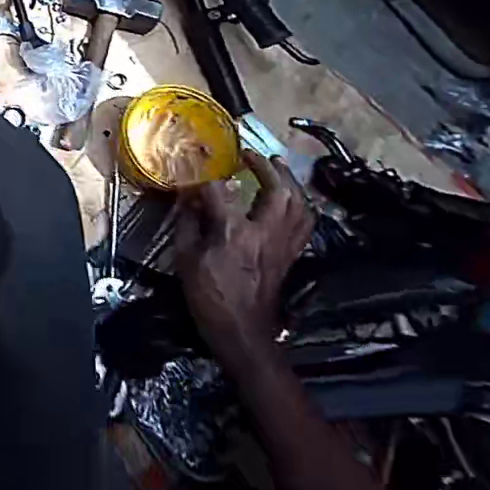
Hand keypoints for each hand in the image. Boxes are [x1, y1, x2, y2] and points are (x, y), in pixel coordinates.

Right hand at [173, 150, 313, 355]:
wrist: (242, 334)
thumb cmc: (209, 296)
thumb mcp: (185, 257)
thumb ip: (188, 221)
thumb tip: (189, 196)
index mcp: (235, 233)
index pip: (221, 191)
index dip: (204, 178)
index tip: (193, 170)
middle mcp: (266, 235)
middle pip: (278, 191)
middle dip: (266, 168)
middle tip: (251, 155)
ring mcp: (283, 245)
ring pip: (299, 205)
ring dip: (289, 181)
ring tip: (277, 166)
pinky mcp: (291, 255)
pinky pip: (304, 222)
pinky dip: (299, 204)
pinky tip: (290, 198)